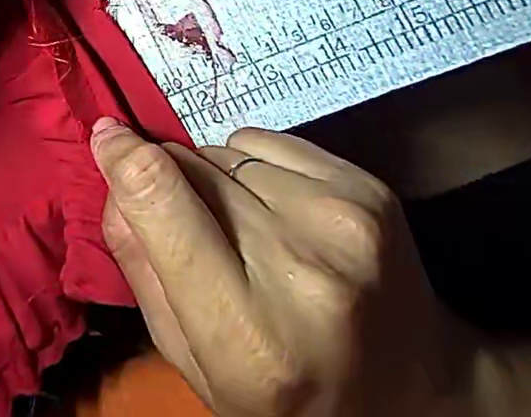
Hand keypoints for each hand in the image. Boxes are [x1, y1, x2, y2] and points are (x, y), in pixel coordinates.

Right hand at [91, 122, 474, 416]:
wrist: (424, 396)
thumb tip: (115, 169)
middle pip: (188, 166)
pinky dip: (256, 166)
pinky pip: (264, 141)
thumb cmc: (286, 390)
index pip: (159, 197)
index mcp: (247, 334)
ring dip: (218, 179)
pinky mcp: (366, 188)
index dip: (121, 156)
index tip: (106, 138)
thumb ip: (139, 263)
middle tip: (199, 228)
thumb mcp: (192, 358)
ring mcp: (342, 221)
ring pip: (223, 151)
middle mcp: (300, 269)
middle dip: (171, 179)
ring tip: (253, 232)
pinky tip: (283, 213)